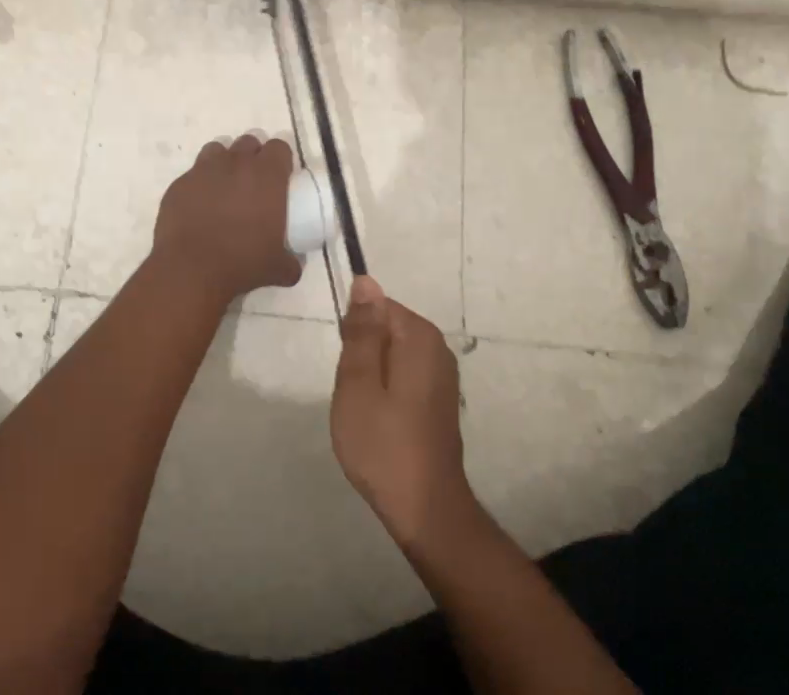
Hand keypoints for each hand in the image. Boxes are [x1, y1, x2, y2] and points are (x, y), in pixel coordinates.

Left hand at [151, 135, 302, 302]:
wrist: (191, 270)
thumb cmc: (242, 263)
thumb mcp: (279, 268)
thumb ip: (291, 261)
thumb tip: (293, 264)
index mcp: (267, 176)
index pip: (279, 147)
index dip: (281, 159)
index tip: (281, 176)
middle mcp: (235, 164)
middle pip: (248, 143)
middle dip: (253, 156)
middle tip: (254, 182)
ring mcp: (203, 171)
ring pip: (217, 151)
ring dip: (225, 163)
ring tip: (226, 187)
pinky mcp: (179, 185)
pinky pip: (193, 174)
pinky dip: (200, 184)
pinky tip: (200, 205)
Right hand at [330, 276, 471, 545]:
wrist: (424, 507)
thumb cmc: (382, 444)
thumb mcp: (358, 384)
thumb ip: (361, 331)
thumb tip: (366, 281)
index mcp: (419, 338)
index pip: (377, 306)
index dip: (352, 334)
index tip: (346, 369)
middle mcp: (438, 348)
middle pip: (385, 330)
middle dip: (360, 356)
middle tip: (352, 394)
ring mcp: (442, 376)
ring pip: (391, 356)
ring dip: (370, 377)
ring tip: (363, 411)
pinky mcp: (439, 400)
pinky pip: (402, 377)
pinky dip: (385, 393)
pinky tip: (378, 422)